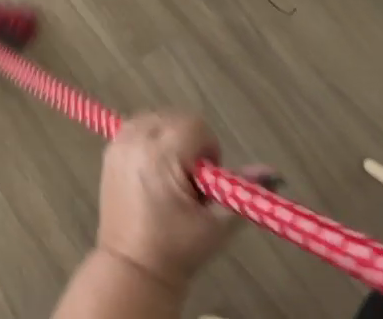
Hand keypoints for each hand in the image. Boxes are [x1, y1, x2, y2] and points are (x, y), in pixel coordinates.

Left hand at [95, 113, 248, 292]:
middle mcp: (135, 140)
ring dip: (169, 138)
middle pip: (174, 117)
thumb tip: (273, 173)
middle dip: (190, 142)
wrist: (132, 265)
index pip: (194, 124)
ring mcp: (118, 143)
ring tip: (174, 177)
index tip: (207, 178)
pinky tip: (155, 172)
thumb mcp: (218, 223)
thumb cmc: (178, 247)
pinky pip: (135, 128)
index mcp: (160, 154)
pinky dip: (150, 140)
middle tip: (193, 180)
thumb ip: (244, 191)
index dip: (209, 149)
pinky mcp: (109, 151)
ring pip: (154, 119)